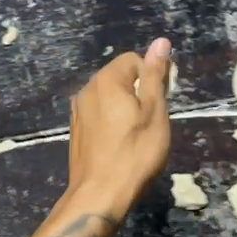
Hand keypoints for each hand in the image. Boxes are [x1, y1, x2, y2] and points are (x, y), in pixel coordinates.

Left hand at [65, 38, 173, 217]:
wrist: (99, 195)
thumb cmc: (135, 153)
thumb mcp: (154, 112)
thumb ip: (155, 75)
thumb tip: (160, 42)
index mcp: (106, 80)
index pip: (133, 59)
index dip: (152, 76)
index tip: (160, 102)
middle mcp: (87, 89)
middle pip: (120, 76)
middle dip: (138, 92)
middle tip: (151, 121)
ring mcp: (78, 111)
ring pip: (109, 97)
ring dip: (125, 108)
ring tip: (137, 135)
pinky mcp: (76, 130)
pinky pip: (98, 114)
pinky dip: (112, 121)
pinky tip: (120, 144)